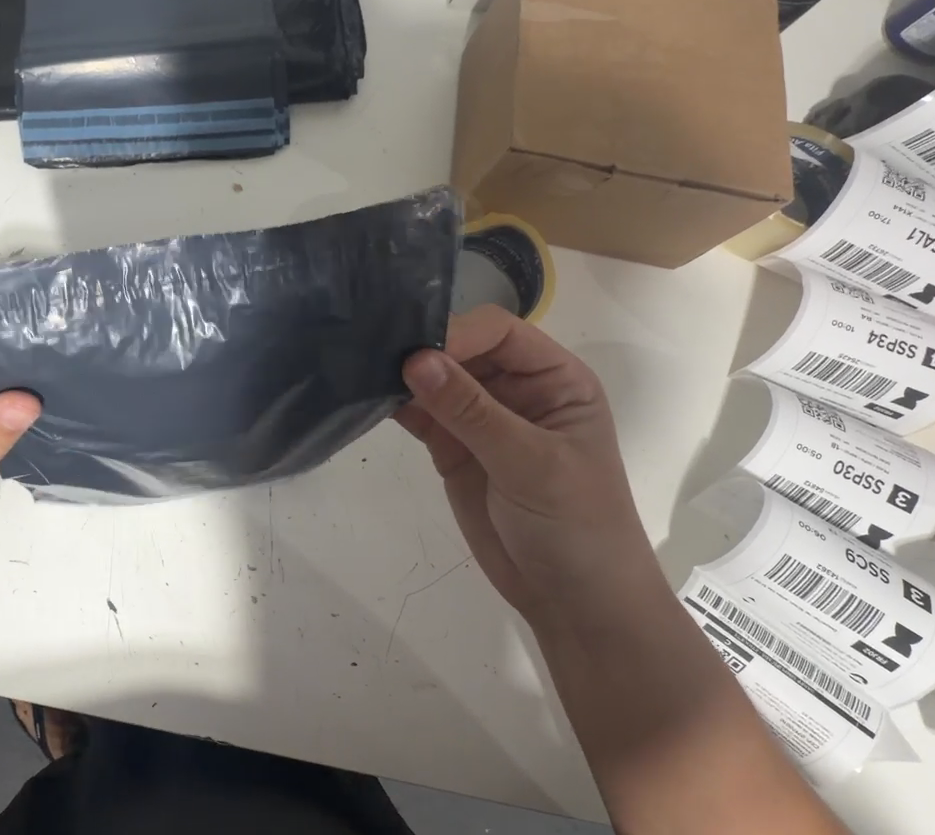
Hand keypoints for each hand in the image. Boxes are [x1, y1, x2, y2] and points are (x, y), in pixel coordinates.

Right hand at [395, 306, 664, 632]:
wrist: (574, 601)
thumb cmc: (577, 525)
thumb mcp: (530, 463)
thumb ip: (471, 411)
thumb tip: (414, 360)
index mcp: (554, 380)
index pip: (498, 333)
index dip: (457, 335)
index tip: (412, 355)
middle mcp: (516, 390)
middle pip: (461, 349)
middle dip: (421, 350)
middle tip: (370, 353)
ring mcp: (480, 420)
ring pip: (433, 379)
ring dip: (400, 376)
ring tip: (357, 370)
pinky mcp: (452, 448)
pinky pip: (418, 414)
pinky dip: (393, 405)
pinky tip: (364, 399)